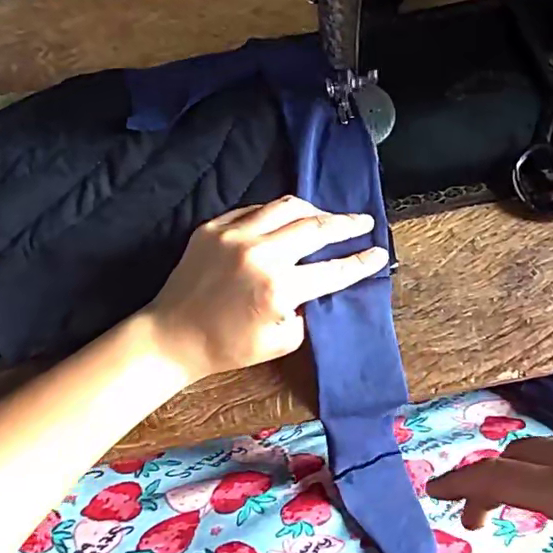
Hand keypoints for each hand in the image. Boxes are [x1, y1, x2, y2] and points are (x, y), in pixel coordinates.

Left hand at [142, 196, 388, 382]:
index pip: (332, 269)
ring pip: (285, 207)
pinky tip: (284, 221)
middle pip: (315, 227)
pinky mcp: (212, 227)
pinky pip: (254, 209)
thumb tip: (317, 284)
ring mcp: (233, 234)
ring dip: (313, 210)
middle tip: (363, 222)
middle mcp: (259, 253)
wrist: (173, 335)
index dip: (361, 262)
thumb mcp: (281, 341)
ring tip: (327, 217)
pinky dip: (275, 213)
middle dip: (346, 224)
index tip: (379, 253)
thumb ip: (305, 309)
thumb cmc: (227, 346)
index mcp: (278, 287)